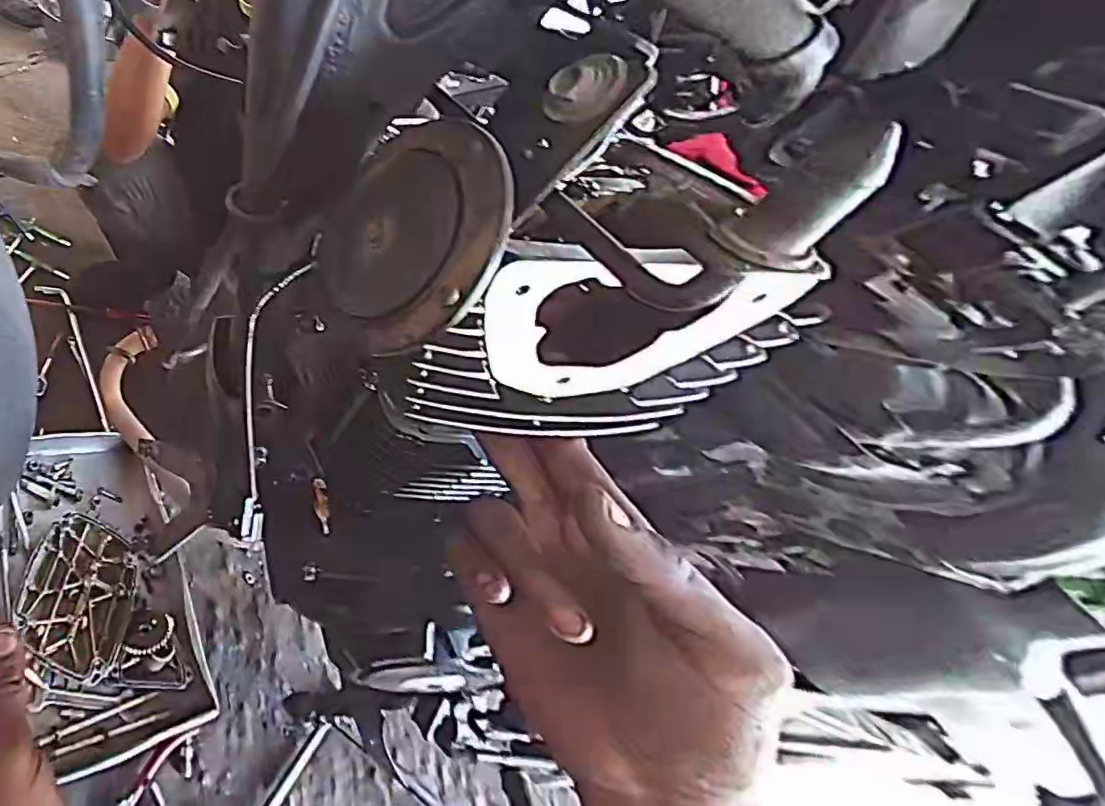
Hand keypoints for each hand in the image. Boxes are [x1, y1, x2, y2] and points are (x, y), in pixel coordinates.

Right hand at [451, 435, 790, 805]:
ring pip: (491, 515)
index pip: (580, 463)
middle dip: (503, 444)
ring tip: (563, 617)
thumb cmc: (713, 723)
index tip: (531, 417)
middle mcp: (571, 545)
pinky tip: (502, 596)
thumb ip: (660, 568)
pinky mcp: (499, 603)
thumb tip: (603, 504)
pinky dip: (474, 566)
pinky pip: (464, 555)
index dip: (552, 431)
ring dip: (516, 556)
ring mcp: (532, 571)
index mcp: (626, 541)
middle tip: (489, 434)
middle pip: (521, 465)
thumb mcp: (723, 646)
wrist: (664, 790)